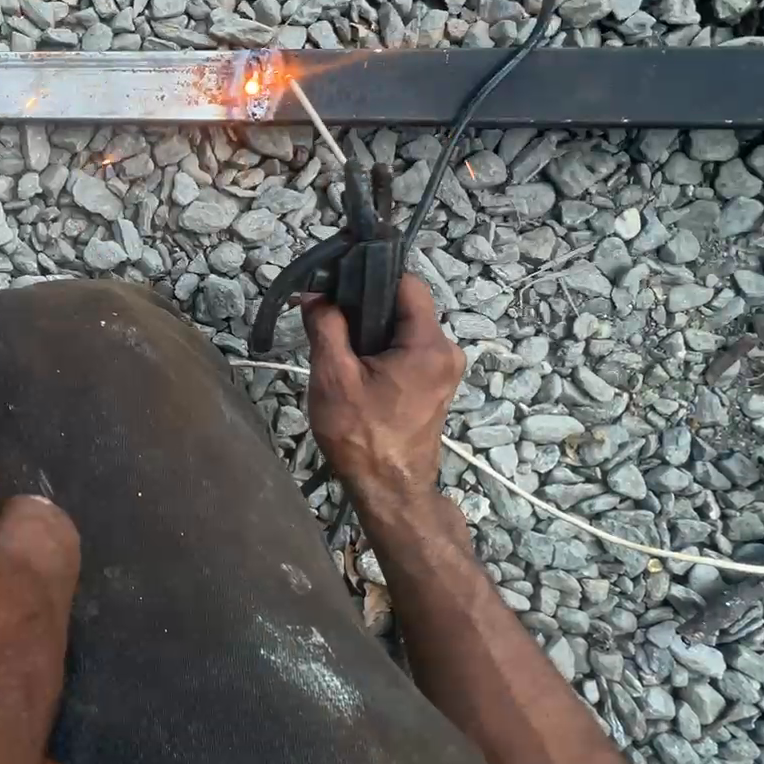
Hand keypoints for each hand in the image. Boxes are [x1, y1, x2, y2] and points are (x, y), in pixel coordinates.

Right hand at [302, 275, 464, 511]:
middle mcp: (446, 351)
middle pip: (401, 306)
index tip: (332, 282)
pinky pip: (402, 351)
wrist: (387, 488)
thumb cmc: (361, 433)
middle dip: (360, 308)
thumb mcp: (333, 375)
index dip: (367, 275)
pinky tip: (349, 367)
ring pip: (399, 330)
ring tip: (332, 347)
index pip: (405, 283)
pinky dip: (375, 350)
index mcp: (430, 344)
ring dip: (365, 332)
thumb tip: (316, 295)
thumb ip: (325, 327)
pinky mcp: (431, 386)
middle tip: (323, 319)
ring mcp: (442, 370)